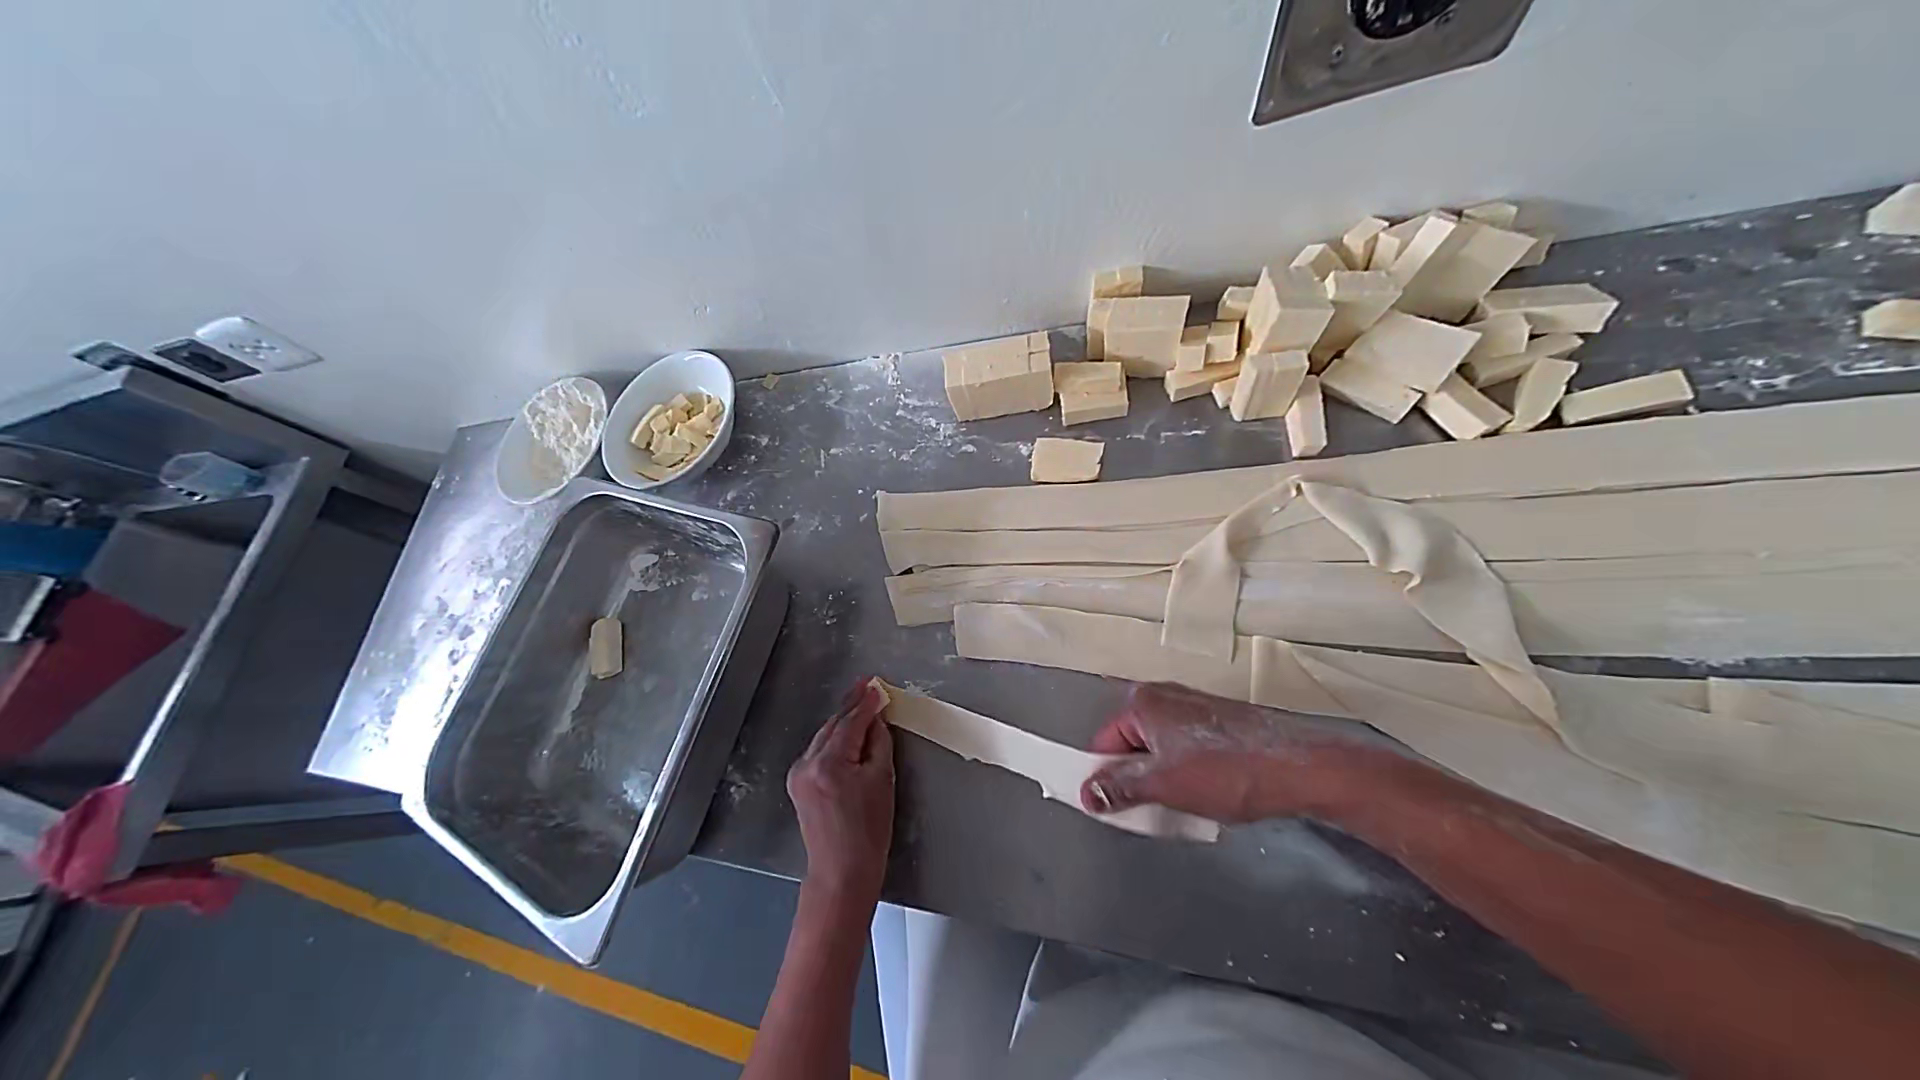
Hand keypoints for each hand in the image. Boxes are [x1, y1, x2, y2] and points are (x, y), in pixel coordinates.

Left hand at [787, 677, 894, 902]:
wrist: (842, 870)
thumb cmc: (869, 831)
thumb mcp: (882, 781)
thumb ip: (879, 743)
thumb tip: (875, 720)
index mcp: (829, 764)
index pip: (850, 723)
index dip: (865, 703)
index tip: (875, 685)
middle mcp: (807, 764)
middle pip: (833, 726)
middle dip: (852, 707)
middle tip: (867, 687)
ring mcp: (798, 774)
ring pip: (824, 737)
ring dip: (843, 723)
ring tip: (861, 706)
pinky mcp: (797, 784)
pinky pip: (818, 752)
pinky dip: (834, 741)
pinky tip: (847, 734)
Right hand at [1080, 682, 1393, 824]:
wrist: (1301, 770)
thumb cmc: (1227, 774)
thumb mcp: (1164, 787)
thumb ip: (1119, 788)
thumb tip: (1087, 794)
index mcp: (1143, 702)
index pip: (1104, 743)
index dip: (1107, 778)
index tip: (1118, 807)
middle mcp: (1164, 695)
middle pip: (1131, 743)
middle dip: (1138, 777)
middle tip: (1155, 807)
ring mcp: (1194, 705)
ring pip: (1160, 747)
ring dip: (1164, 777)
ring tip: (1185, 803)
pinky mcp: (1217, 720)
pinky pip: (1185, 746)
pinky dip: (1187, 770)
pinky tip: (1207, 791)